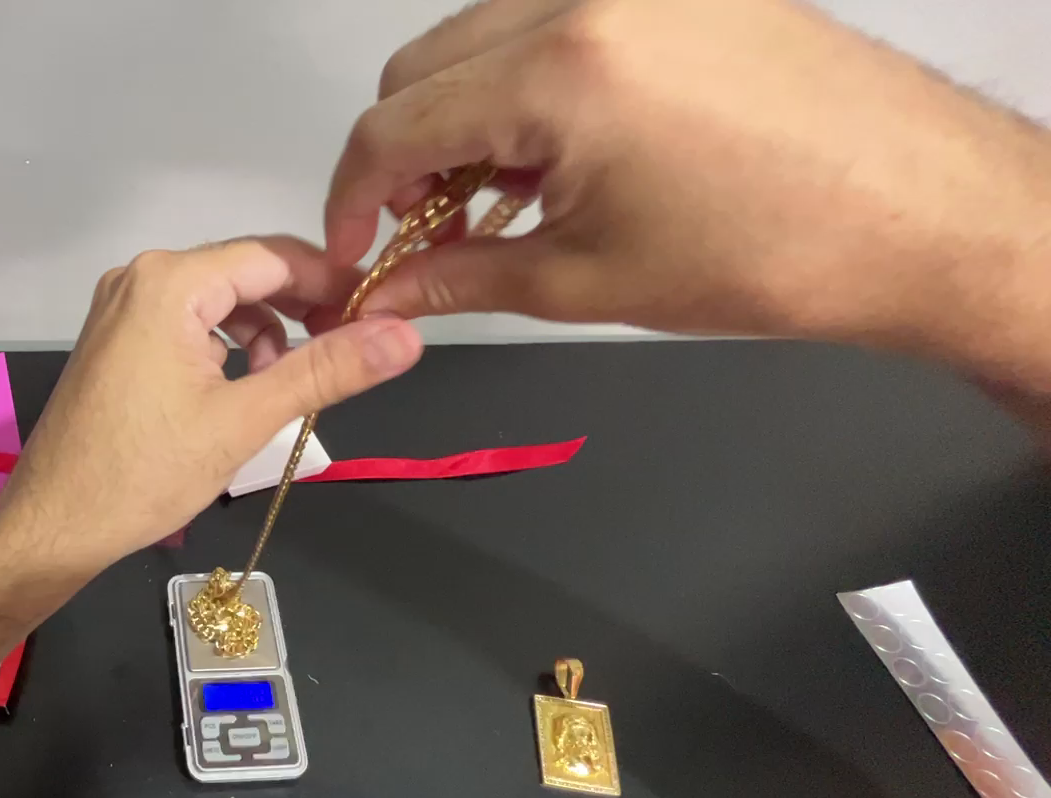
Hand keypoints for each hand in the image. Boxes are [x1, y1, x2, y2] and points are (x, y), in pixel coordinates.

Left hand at [0, 237, 423, 582]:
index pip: (274, 256)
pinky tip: (235, 389)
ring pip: (213, 303)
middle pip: (243, 275)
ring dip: (259, 334)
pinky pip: (182, 326)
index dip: (333, 282)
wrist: (56, 524)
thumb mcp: (245, 420)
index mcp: (169, 282)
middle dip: (297, 310)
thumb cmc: (145, 473)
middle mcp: (138, 278)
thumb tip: (408, 335)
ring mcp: (117, 309)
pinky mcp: (111, 341)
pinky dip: (220, 348)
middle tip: (345, 351)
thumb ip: (326, 370)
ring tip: (281, 385)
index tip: (380, 313)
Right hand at [327, 0, 1050, 378]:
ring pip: (473, 43)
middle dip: (394, 158)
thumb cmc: (751, 258)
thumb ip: (446, 279)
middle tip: (411, 232)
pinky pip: (541, 26)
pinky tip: (538, 160)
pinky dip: (508, 96)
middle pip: (418, 69)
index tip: (348, 253)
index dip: (347, 199)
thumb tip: (373, 297)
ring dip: (448, 124)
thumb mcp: (568, 280)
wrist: (924, 215)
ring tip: (483, 202)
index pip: (390, 125)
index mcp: (560, 70)